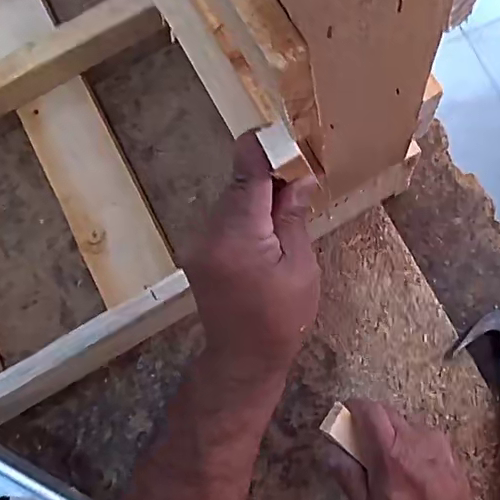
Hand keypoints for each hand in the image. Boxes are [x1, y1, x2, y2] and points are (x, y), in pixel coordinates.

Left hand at [184, 134, 320, 387]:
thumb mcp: (300, 267)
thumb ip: (292, 217)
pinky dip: (246, 215)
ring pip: (230, 200)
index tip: (290, 140)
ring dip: (257, 197)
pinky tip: (267, 231)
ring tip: (288, 211)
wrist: (241, 359)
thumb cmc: (280, 319)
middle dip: (269, 176)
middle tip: (301, 181)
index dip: (266, 149)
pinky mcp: (198, 251)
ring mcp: (199, 242)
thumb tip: (298, 177)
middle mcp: (209, 232)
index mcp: (238, 234)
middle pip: (238, 183)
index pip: (247, 172)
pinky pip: (224, 219)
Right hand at [324, 399, 495, 499]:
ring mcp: (432, 440)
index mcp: (389, 451)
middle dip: (368, 419)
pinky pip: (419, 433)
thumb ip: (347, 476)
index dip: (352, 407)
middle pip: (384, 410)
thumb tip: (330, 452)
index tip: (343, 418)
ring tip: (387, 459)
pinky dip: (408, 440)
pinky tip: (410, 465)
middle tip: (361, 442)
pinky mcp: (446, 447)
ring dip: (389, 431)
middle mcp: (412, 438)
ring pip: (402, 421)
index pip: (368, 409)